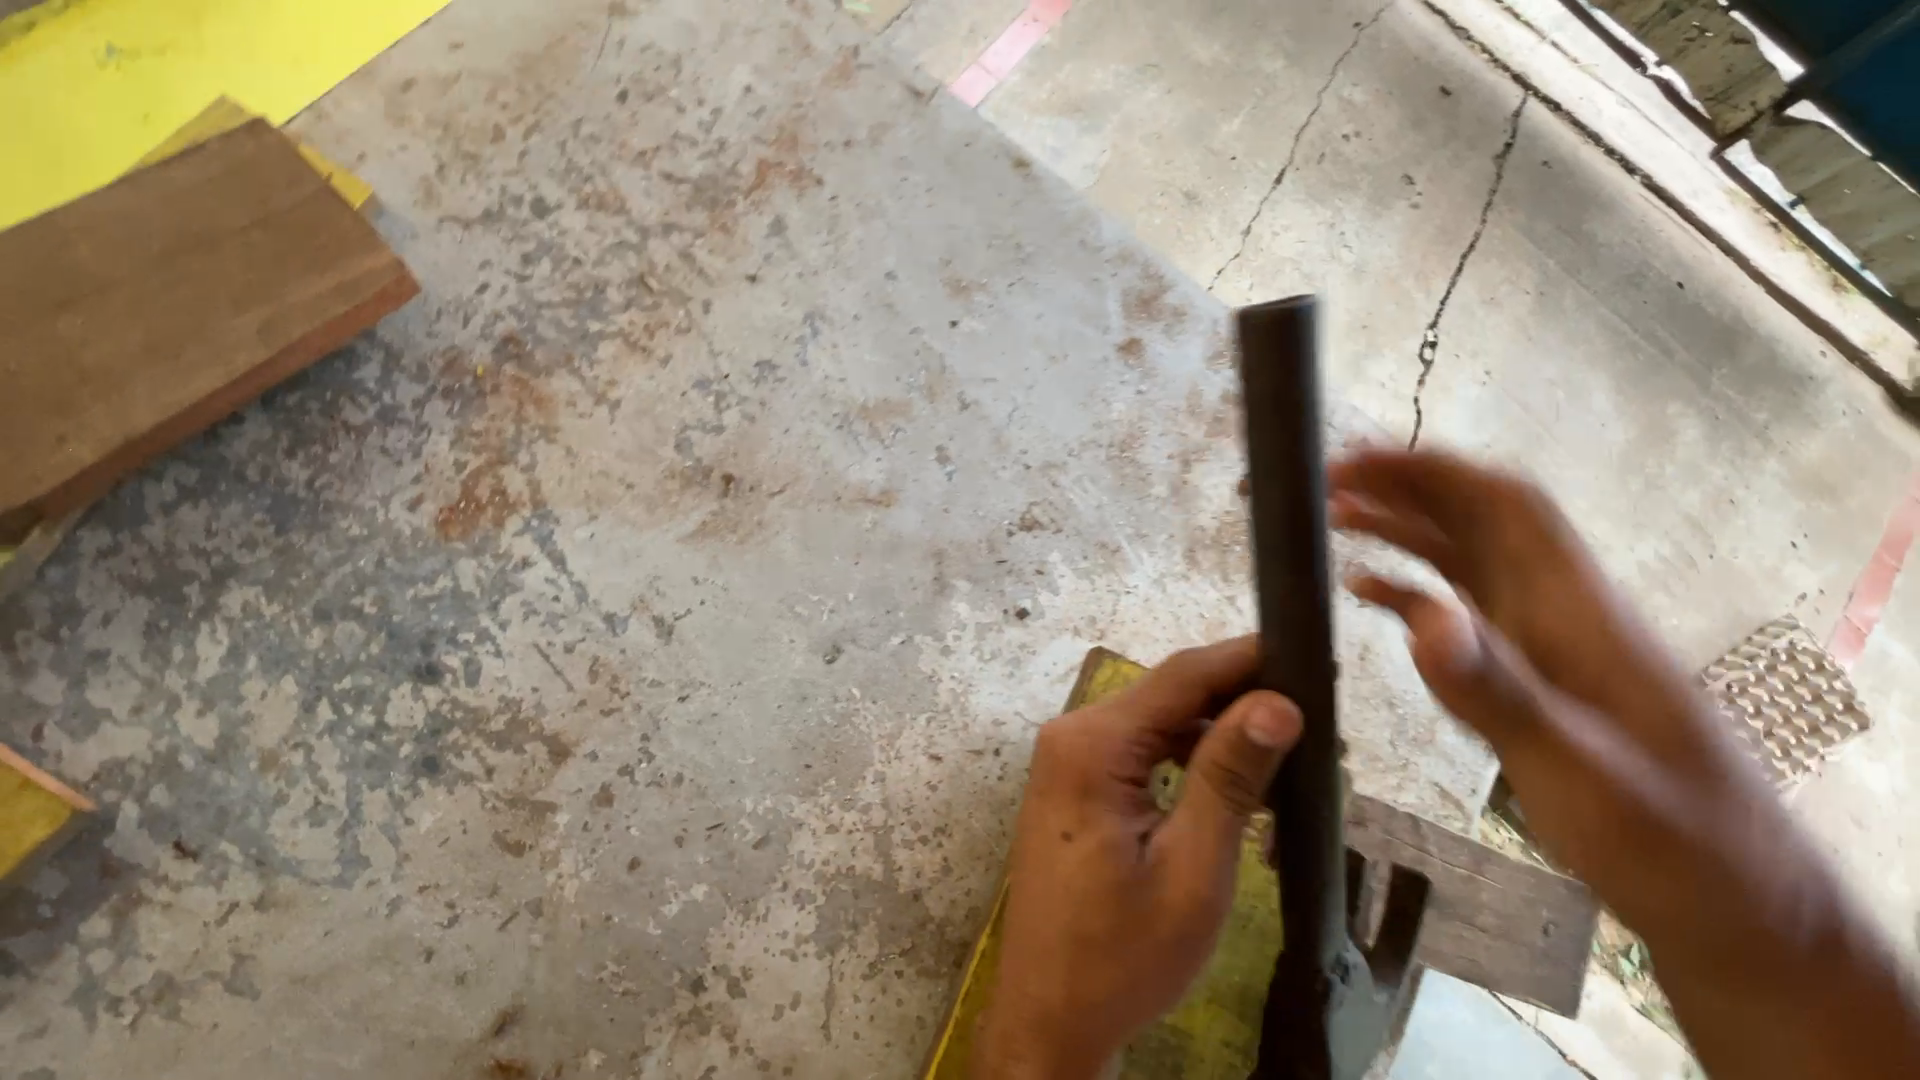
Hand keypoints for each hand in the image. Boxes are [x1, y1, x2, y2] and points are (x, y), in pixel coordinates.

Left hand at [975, 637, 1301, 1078]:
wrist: (1050, 1019)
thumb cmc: (1122, 956)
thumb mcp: (1191, 870)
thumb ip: (1229, 778)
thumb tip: (1276, 702)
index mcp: (1092, 745)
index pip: (1182, 675)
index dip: (1248, 660)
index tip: (1311, 658)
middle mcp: (1072, 735)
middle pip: (1169, 694)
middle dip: (1241, 698)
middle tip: (1319, 717)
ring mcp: (1068, 761)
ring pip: (1158, 722)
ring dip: (1219, 732)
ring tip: (1294, 751)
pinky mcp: (1075, 787)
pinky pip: (1141, 752)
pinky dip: (1189, 759)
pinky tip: (1238, 782)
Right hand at [1327, 444, 1755, 910]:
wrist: (1732, 898)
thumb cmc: (1666, 838)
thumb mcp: (1577, 771)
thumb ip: (1498, 691)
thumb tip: (1421, 620)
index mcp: (1576, 612)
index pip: (1506, 507)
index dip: (1433, 472)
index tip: (1359, 461)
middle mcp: (1558, 609)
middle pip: (1478, 519)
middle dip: (1403, 487)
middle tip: (1321, 482)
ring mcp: (1544, 641)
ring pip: (1465, 557)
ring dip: (1401, 528)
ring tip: (1332, 516)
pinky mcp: (1529, 673)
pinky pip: (1460, 609)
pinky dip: (1408, 588)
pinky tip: (1365, 590)